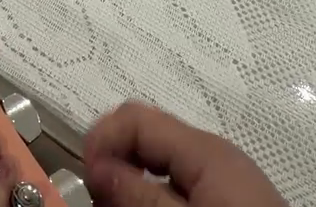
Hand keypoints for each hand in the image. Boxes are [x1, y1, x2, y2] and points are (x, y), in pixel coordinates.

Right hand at [82, 102, 286, 206]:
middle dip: (114, 161)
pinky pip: (180, 180)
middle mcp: (212, 151)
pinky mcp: (231, 198)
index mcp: (203, 148)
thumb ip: (140, 195)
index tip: (84, 180)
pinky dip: (156, 191)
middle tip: (96, 199)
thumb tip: (96, 166)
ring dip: (132, 179)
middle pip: (146, 134)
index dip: (101, 139)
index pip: (134, 117)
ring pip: (161, 160)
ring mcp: (225, 176)